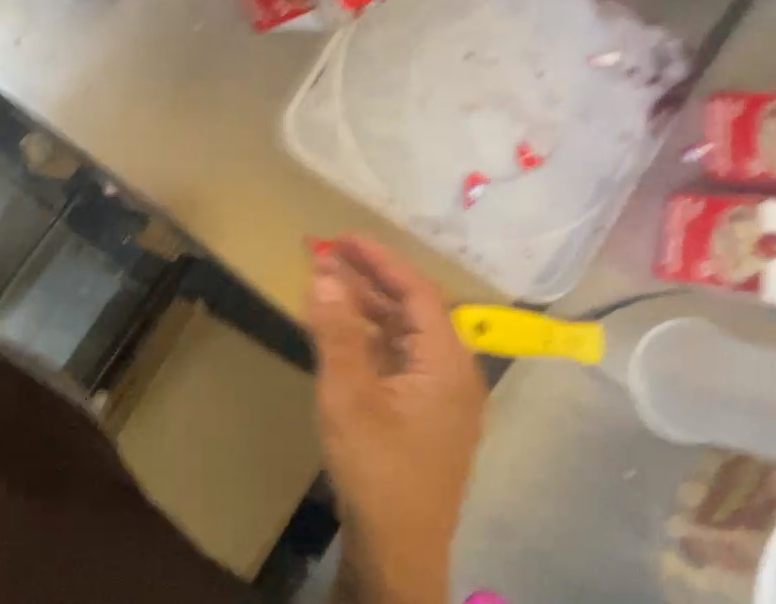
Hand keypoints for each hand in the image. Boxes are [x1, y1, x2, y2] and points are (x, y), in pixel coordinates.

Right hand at [307, 237, 484, 603]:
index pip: (419, 295)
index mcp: (447, 366)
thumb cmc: (377, 464)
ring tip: (324, 280)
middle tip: (323, 251)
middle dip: (370, 277)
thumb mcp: (348, 393)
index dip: (381, 260)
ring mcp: (438, 396)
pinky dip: (365, 332)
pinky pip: (395, 355)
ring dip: (365, 303)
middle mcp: (452, 374)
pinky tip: (335, 327)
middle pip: (414, 310)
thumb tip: (325, 274)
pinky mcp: (419, 412)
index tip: (341, 236)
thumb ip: (337, 332)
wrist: (397, 540)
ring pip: (403, 333)